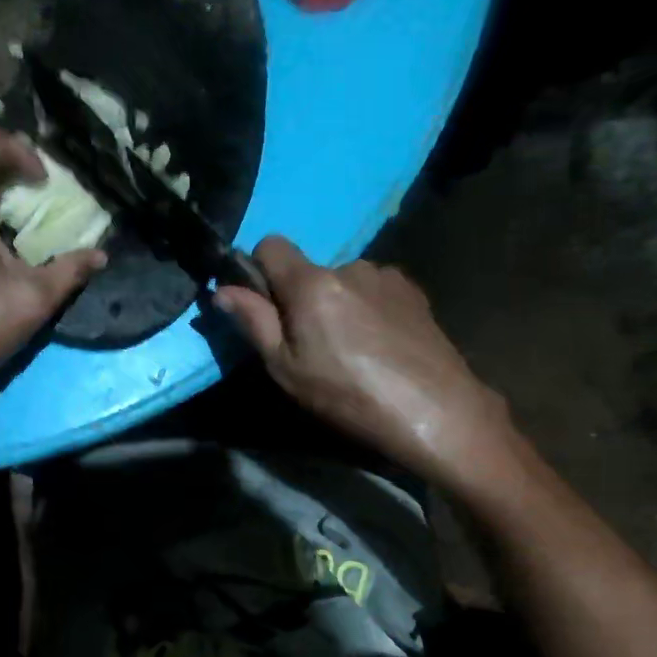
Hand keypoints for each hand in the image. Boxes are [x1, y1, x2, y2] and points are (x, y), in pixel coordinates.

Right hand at [214, 236, 514, 486]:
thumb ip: (253, 321)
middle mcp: (350, 266)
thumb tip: (221, 290)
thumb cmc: (346, 394)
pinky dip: (365, 308)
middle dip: (300, 298)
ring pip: (342, 282)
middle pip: (308, 271)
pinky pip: (372, 290)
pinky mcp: (413, 291)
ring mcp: (386, 276)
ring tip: (350, 349)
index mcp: (312, 283)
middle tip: (310, 346)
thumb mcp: (285, 367)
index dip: (258, 270)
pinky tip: (378, 345)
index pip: (271, 245)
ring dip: (336, 303)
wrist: (434, 411)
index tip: (263, 306)